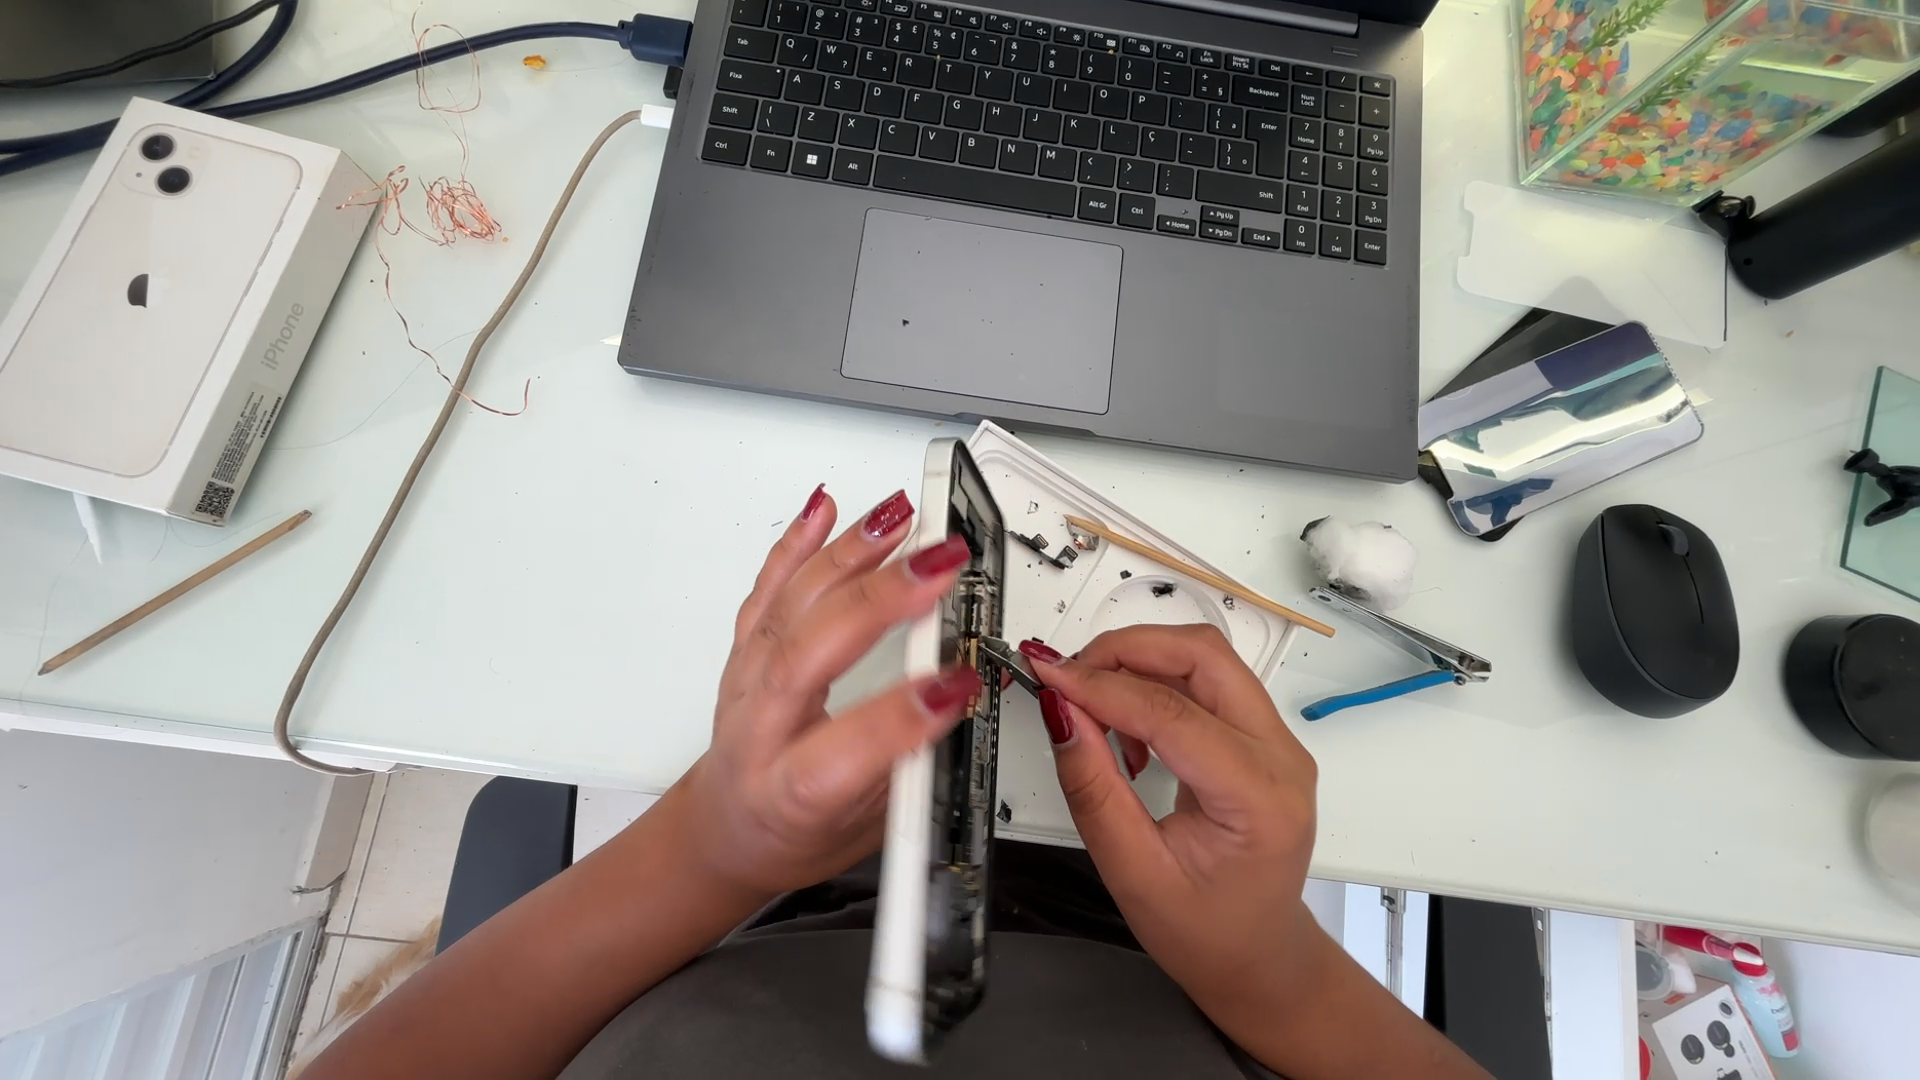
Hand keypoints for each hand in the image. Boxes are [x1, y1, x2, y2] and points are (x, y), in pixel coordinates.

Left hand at [670, 485, 980, 896]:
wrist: (725, 827)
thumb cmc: (790, 836)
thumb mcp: (864, 832)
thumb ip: (907, 767)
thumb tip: (953, 700)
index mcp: (789, 789)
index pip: (846, 748)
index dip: (906, 713)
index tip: (960, 680)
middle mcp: (758, 726)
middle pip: (807, 653)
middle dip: (879, 601)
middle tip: (939, 564)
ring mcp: (744, 679)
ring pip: (788, 607)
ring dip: (846, 555)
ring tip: (897, 520)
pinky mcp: (744, 649)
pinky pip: (766, 589)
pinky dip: (796, 543)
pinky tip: (824, 509)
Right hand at [1018, 626, 1320, 1043]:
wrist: (1260, 956)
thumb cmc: (1206, 932)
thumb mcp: (1132, 871)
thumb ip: (1093, 787)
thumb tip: (1060, 712)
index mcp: (1258, 799)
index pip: (1171, 711)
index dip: (1100, 685)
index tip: (1046, 674)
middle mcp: (1280, 756)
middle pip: (1202, 654)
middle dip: (1126, 649)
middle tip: (1068, 673)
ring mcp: (1275, 740)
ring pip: (1204, 656)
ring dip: (1139, 659)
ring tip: (1090, 697)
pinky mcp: (1258, 735)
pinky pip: (1204, 678)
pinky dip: (1154, 679)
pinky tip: (1125, 724)